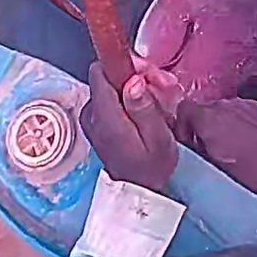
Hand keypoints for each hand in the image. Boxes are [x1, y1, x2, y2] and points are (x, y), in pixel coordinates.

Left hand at [82, 60, 178, 192]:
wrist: (139, 191)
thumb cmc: (152, 168)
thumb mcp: (158, 139)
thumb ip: (144, 108)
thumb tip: (132, 81)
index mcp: (106, 118)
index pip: (101, 72)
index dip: (127, 65)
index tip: (148, 74)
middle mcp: (92, 115)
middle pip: (110, 75)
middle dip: (140, 75)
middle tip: (164, 86)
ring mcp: (92, 118)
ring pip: (114, 83)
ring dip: (140, 85)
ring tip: (162, 99)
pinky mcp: (97, 121)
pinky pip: (114, 95)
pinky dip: (133, 95)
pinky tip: (151, 107)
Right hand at [176, 96, 256, 211]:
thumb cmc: (254, 170)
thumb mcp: (215, 166)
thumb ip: (196, 150)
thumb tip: (187, 146)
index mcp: (209, 118)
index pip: (183, 110)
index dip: (181, 127)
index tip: (187, 144)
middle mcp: (225, 104)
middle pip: (202, 110)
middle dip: (201, 128)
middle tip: (206, 150)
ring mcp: (243, 104)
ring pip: (220, 111)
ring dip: (219, 126)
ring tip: (227, 149)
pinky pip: (237, 111)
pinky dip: (235, 123)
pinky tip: (244, 142)